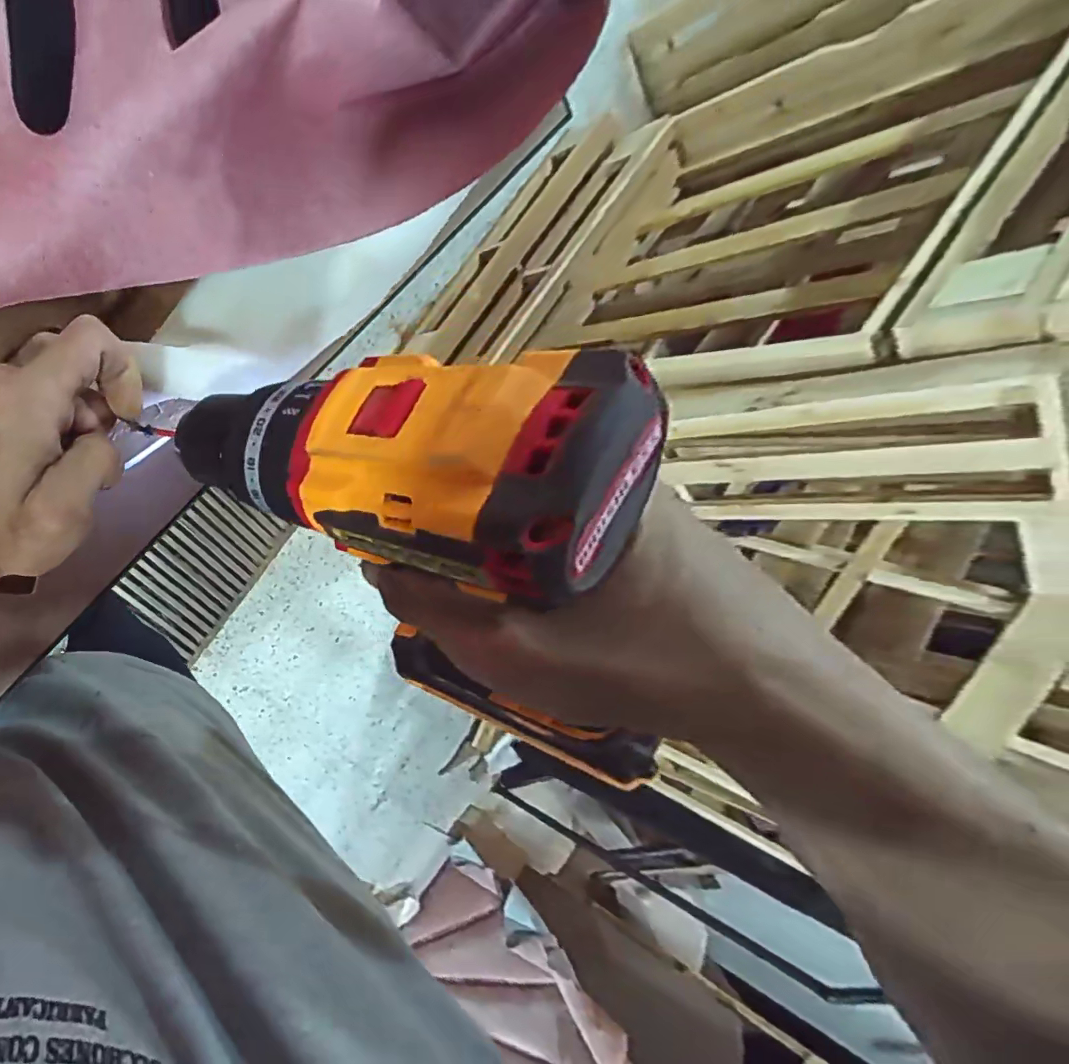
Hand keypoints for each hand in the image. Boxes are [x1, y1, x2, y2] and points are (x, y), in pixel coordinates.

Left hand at [0, 315, 144, 590]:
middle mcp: (3, 377)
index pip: (89, 336)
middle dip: (98, 400)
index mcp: (25, 396)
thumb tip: (98, 439)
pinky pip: (38, 387)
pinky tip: (50, 456)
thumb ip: (97, 458)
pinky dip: (58, 414)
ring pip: (59, 373)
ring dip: (79, 412)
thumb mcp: (68, 510)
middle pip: (74, 354)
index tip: (124, 417)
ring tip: (68, 463)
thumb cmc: (12, 533)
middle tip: (92, 450)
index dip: (121, 368)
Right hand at [364, 491, 887, 746]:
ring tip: (470, 585)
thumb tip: (379, 568)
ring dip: (489, 538)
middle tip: (424, 566)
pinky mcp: (655, 531)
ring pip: (529, 507)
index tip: (381, 519)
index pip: (466, 457)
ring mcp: (637, 501)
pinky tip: (531, 595)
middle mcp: (605, 476)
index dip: (412, 484)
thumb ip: (431, 609)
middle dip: (446, 518)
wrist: (785, 707)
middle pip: (495, 481)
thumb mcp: (511, 652)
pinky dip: (528, 549)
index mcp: (573, 483)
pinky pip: (563, 526)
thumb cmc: (641, 668)